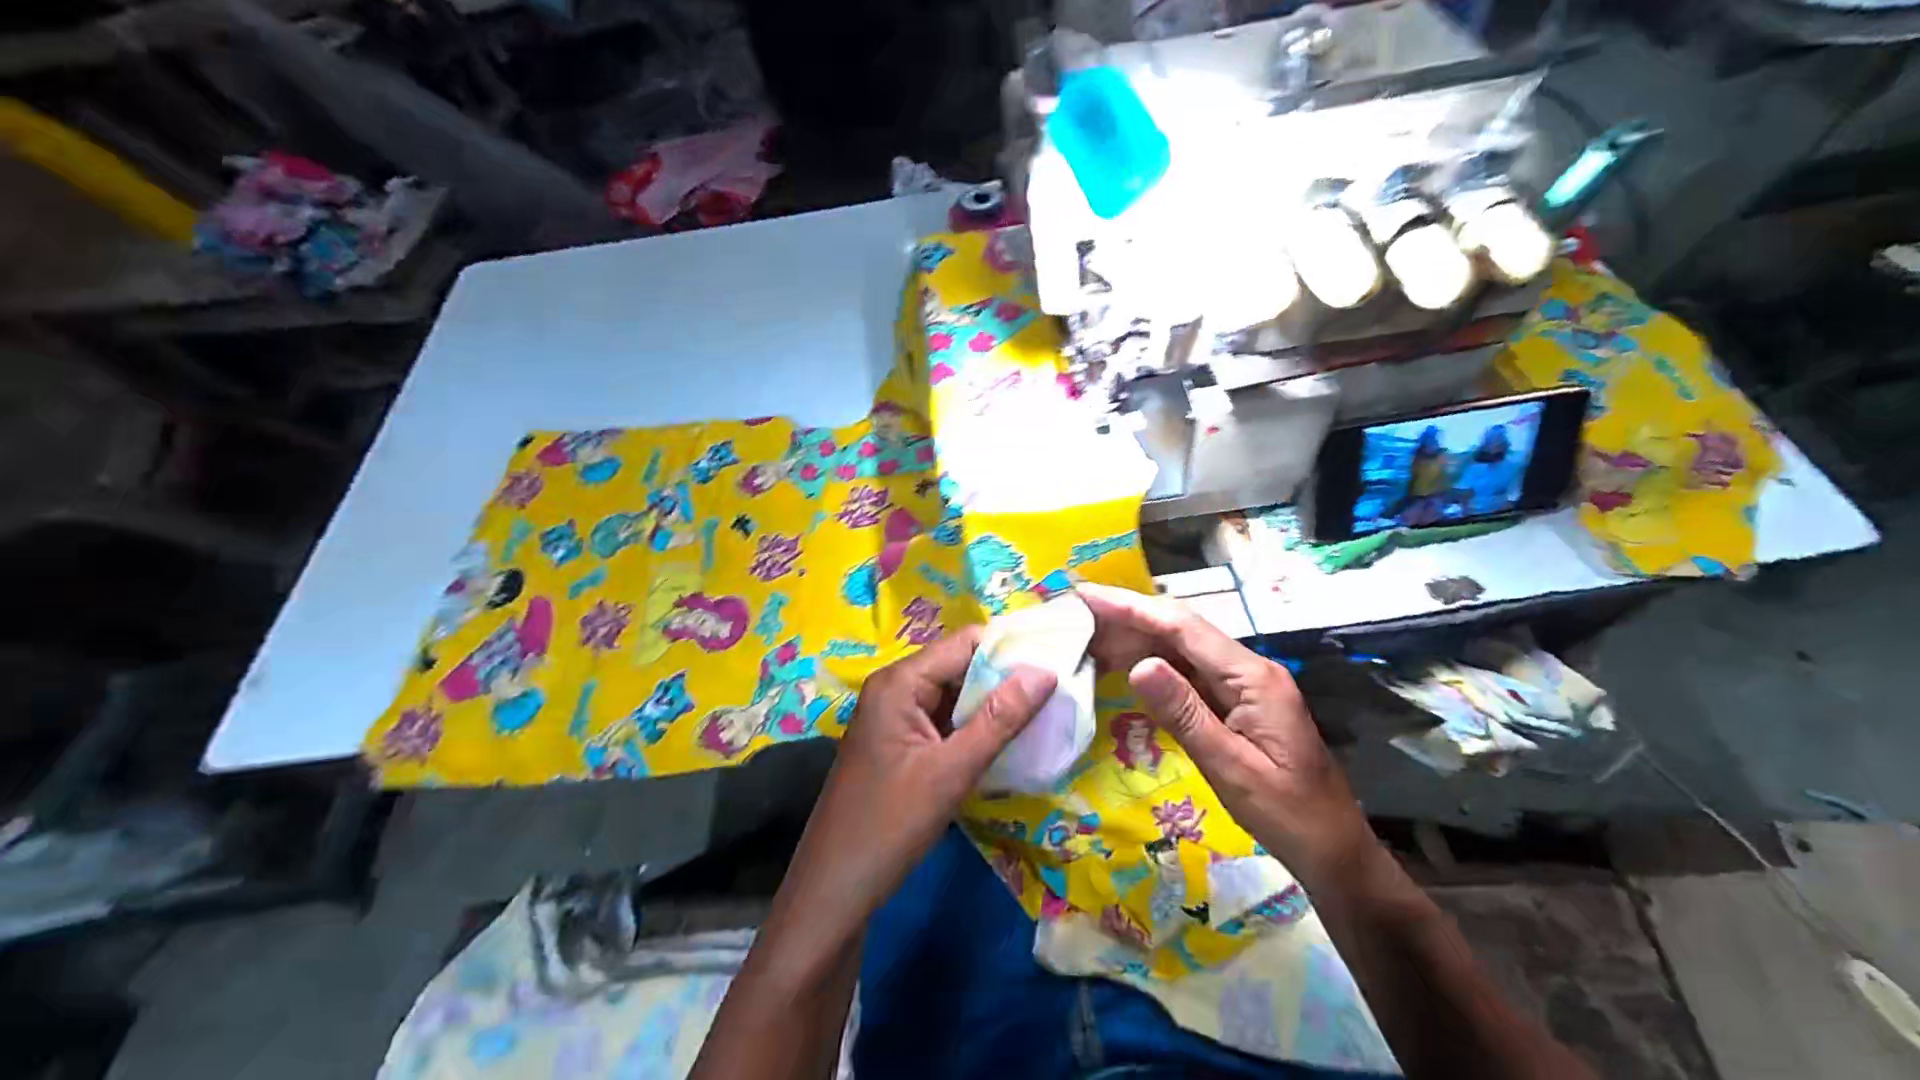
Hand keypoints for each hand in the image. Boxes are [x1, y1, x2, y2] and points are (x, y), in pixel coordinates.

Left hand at [777, 628, 1057, 923]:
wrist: (836, 886)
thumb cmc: (891, 824)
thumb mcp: (952, 771)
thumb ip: (1000, 719)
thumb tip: (1045, 671)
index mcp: (900, 682)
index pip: (965, 643)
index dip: (1010, 648)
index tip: (1057, 661)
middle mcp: (895, 687)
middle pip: (960, 665)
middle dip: (1005, 676)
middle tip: (1057, 690)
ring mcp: (895, 715)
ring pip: (954, 693)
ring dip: (992, 703)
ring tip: (1043, 711)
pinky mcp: (900, 741)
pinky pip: (944, 719)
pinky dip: (974, 725)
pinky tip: (1007, 739)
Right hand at [1078, 584, 1375, 885]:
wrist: (1334, 849)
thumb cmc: (1288, 815)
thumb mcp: (1231, 769)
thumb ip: (1184, 714)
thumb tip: (1137, 665)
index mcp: (1253, 678)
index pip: (1183, 629)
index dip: (1132, 608)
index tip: (1088, 596)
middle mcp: (1249, 670)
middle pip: (1181, 630)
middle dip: (1128, 617)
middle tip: (1077, 613)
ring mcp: (1243, 685)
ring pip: (1182, 648)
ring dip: (1136, 638)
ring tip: (1088, 635)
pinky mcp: (1236, 702)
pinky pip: (1188, 673)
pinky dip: (1152, 664)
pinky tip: (1123, 665)